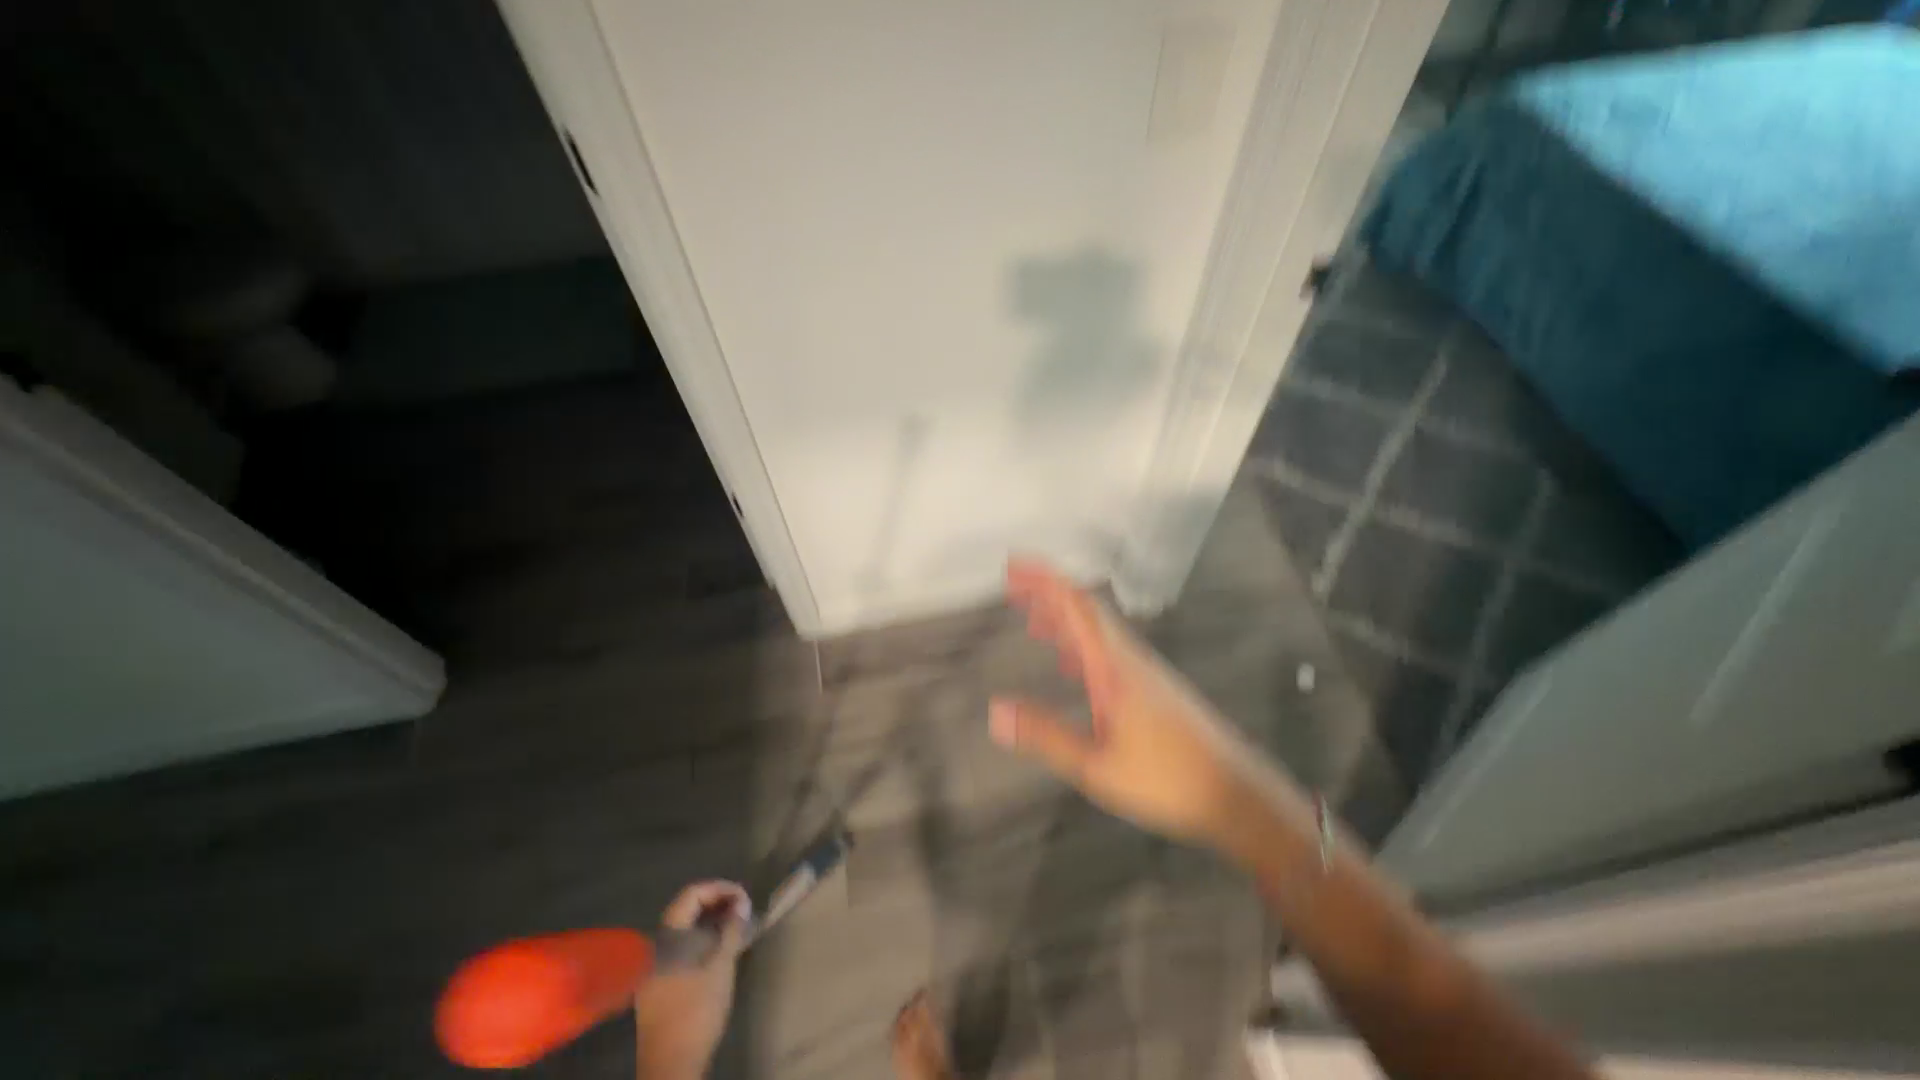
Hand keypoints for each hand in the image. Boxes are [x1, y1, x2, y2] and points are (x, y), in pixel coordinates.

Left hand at [634, 881, 750, 1079]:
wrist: (671, 1063)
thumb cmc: (697, 1010)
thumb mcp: (721, 967)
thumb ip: (731, 931)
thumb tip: (741, 903)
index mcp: (667, 937)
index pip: (691, 895)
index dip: (720, 889)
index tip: (745, 896)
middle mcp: (655, 946)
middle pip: (685, 911)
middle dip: (716, 904)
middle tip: (744, 909)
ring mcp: (654, 966)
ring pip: (683, 931)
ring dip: (710, 923)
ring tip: (737, 927)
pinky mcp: (659, 983)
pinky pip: (681, 949)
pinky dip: (701, 941)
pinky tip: (720, 951)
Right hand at [990, 558, 1275, 849]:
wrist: (1234, 794)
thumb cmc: (1165, 780)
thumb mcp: (1095, 766)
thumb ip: (1046, 736)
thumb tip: (997, 711)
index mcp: (1114, 670)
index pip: (1077, 609)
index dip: (1045, 582)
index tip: (1014, 567)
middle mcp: (1131, 661)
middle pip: (1088, 611)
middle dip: (1050, 594)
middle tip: (1014, 587)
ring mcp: (1147, 674)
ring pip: (1100, 632)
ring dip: (1065, 620)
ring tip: (1033, 622)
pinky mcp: (1156, 691)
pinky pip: (1111, 652)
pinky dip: (1082, 646)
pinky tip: (1071, 666)